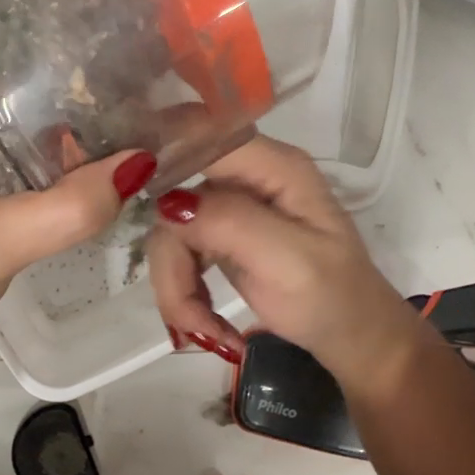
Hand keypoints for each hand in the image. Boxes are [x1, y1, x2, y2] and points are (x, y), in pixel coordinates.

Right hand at [146, 136, 418, 379]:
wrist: (350, 337)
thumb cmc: (332, 297)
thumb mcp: (288, 261)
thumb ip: (230, 224)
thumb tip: (167, 204)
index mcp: (272, 168)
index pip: (200, 137)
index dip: (158, 155)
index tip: (124, 193)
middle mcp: (246, 181)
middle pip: (174, 205)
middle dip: (173, 269)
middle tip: (191, 322)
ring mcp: (231, 213)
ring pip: (170, 239)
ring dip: (178, 293)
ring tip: (207, 333)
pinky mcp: (220, 243)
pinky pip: (180, 261)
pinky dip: (185, 298)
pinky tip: (208, 326)